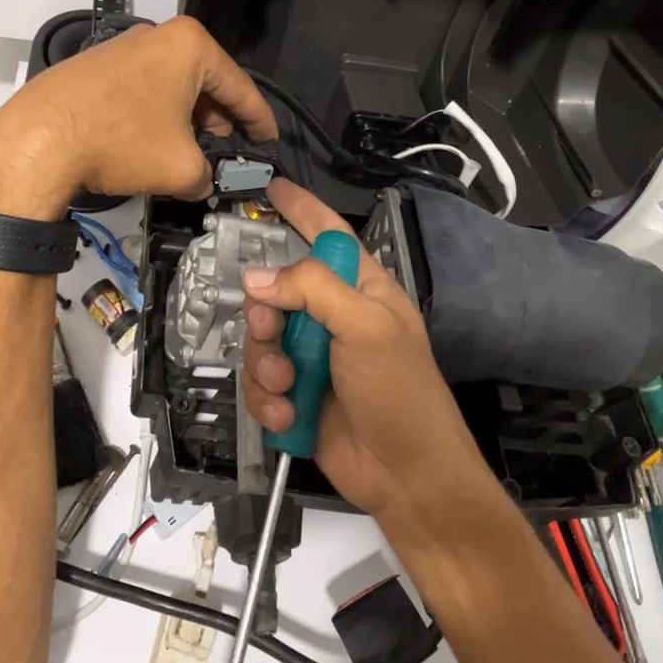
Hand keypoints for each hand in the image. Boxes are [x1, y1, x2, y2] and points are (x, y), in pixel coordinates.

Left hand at [0, 17, 276, 219]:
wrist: (38, 141)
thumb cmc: (120, 143)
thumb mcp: (182, 168)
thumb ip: (207, 174)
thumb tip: (202, 181)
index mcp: (189, 46)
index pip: (240, 87)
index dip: (259, 119)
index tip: (269, 138)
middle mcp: (157, 35)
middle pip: (205, 81)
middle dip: (219, 118)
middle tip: (229, 148)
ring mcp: (122, 46)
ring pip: (171, 85)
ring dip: (185, 119)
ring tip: (191, 151)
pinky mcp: (94, 65)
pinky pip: (141, 89)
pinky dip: (154, 114)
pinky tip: (152, 143)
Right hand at [240, 179, 498, 526]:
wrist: (405, 474)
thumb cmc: (400, 391)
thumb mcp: (365, 326)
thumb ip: (312, 290)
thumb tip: (257, 277)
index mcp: (363, 290)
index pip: (328, 236)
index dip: (302, 210)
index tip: (274, 189)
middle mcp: (334, 318)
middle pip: (276, 292)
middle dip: (266, 313)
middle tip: (270, 329)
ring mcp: (313, 358)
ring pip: (260, 340)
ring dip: (266, 365)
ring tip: (288, 387)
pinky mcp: (296, 396)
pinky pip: (259, 383)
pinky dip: (267, 400)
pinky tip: (288, 415)